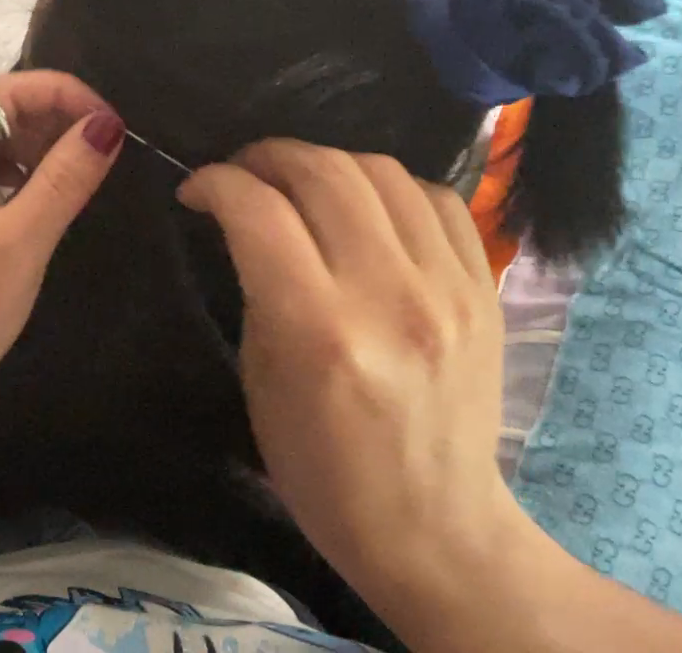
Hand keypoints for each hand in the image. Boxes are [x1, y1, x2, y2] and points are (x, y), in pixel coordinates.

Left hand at [0, 71, 124, 397]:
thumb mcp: (23, 242)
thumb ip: (65, 178)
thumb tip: (108, 124)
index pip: (2, 94)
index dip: (60, 94)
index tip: (108, 121)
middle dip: (52, 119)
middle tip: (103, 145)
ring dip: (38, 146)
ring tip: (84, 166)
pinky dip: (20, 173)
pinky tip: (48, 191)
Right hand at [178, 142, 520, 605]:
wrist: (435, 527)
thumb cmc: (322, 467)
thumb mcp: (260, 377)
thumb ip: (256, 286)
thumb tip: (244, 218)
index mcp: (319, 329)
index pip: (258, 210)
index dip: (215, 182)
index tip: (195, 190)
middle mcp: (390, 295)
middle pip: (323, 171)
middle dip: (266, 156)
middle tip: (243, 174)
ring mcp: (449, 287)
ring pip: (381, 169)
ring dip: (325, 162)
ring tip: (300, 183)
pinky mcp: (486, 289)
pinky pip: (436, 197)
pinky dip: (388, 186)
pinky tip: (365, 207)